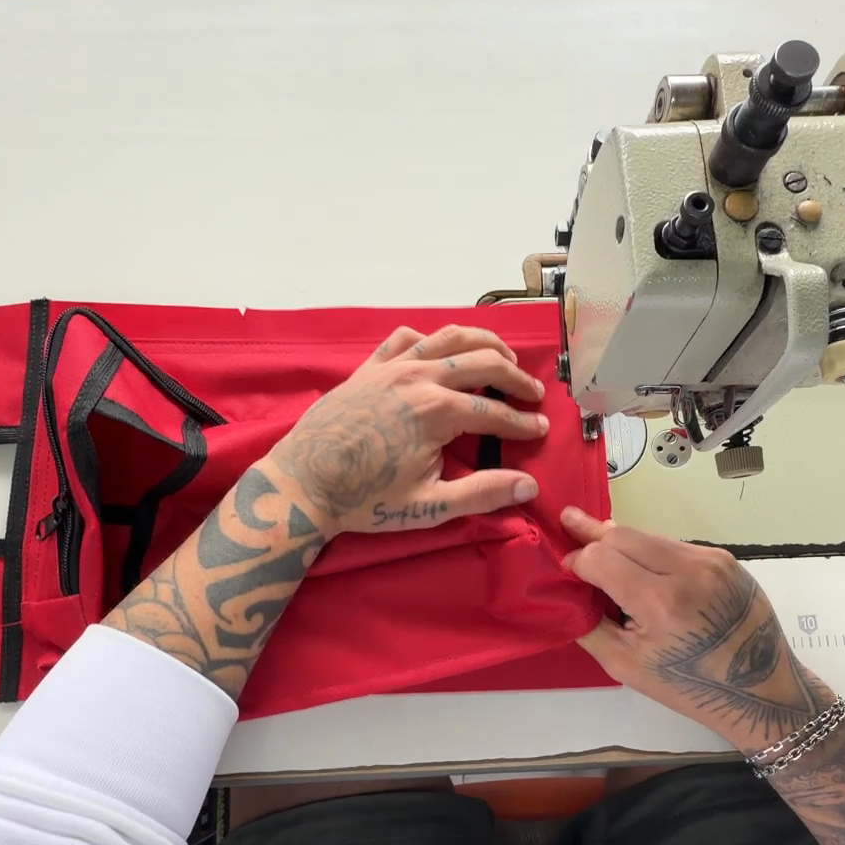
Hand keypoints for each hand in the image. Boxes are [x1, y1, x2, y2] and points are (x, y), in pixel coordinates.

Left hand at [266, 325, 549, 535]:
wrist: (303, 484)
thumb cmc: (364, 500)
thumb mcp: (428, 507)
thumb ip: (482, 494)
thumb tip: (529, 487)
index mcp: (436, 412)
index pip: (494, 411)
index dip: (523, 422)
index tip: (541, 429)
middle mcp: (418, 378)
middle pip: (482, 361)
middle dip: (515, 378)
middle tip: (533, 394)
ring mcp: (392, 367)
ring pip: (449, 337)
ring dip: (484, 344)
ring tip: (504, 359)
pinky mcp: (370, 367)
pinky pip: (407, 339)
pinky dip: (432, 340)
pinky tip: (442, 352)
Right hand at [560, 506, 829, 752]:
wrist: (761, 689)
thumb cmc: (688, 686)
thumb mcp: (625, 664)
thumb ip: (588, 622)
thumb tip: (567, 589)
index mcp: (661, 603)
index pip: (600, 557)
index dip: (576, 560)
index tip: (565, 568)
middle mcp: (688, 571)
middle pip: (622, 535)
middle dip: (592, 533)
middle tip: (568, 522)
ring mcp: (711, 560)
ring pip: (648, 535)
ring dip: (620, 541)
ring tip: (597, 539)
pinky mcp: (724, 558)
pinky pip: (672, 545)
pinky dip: (649, 551)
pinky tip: (640, 564)